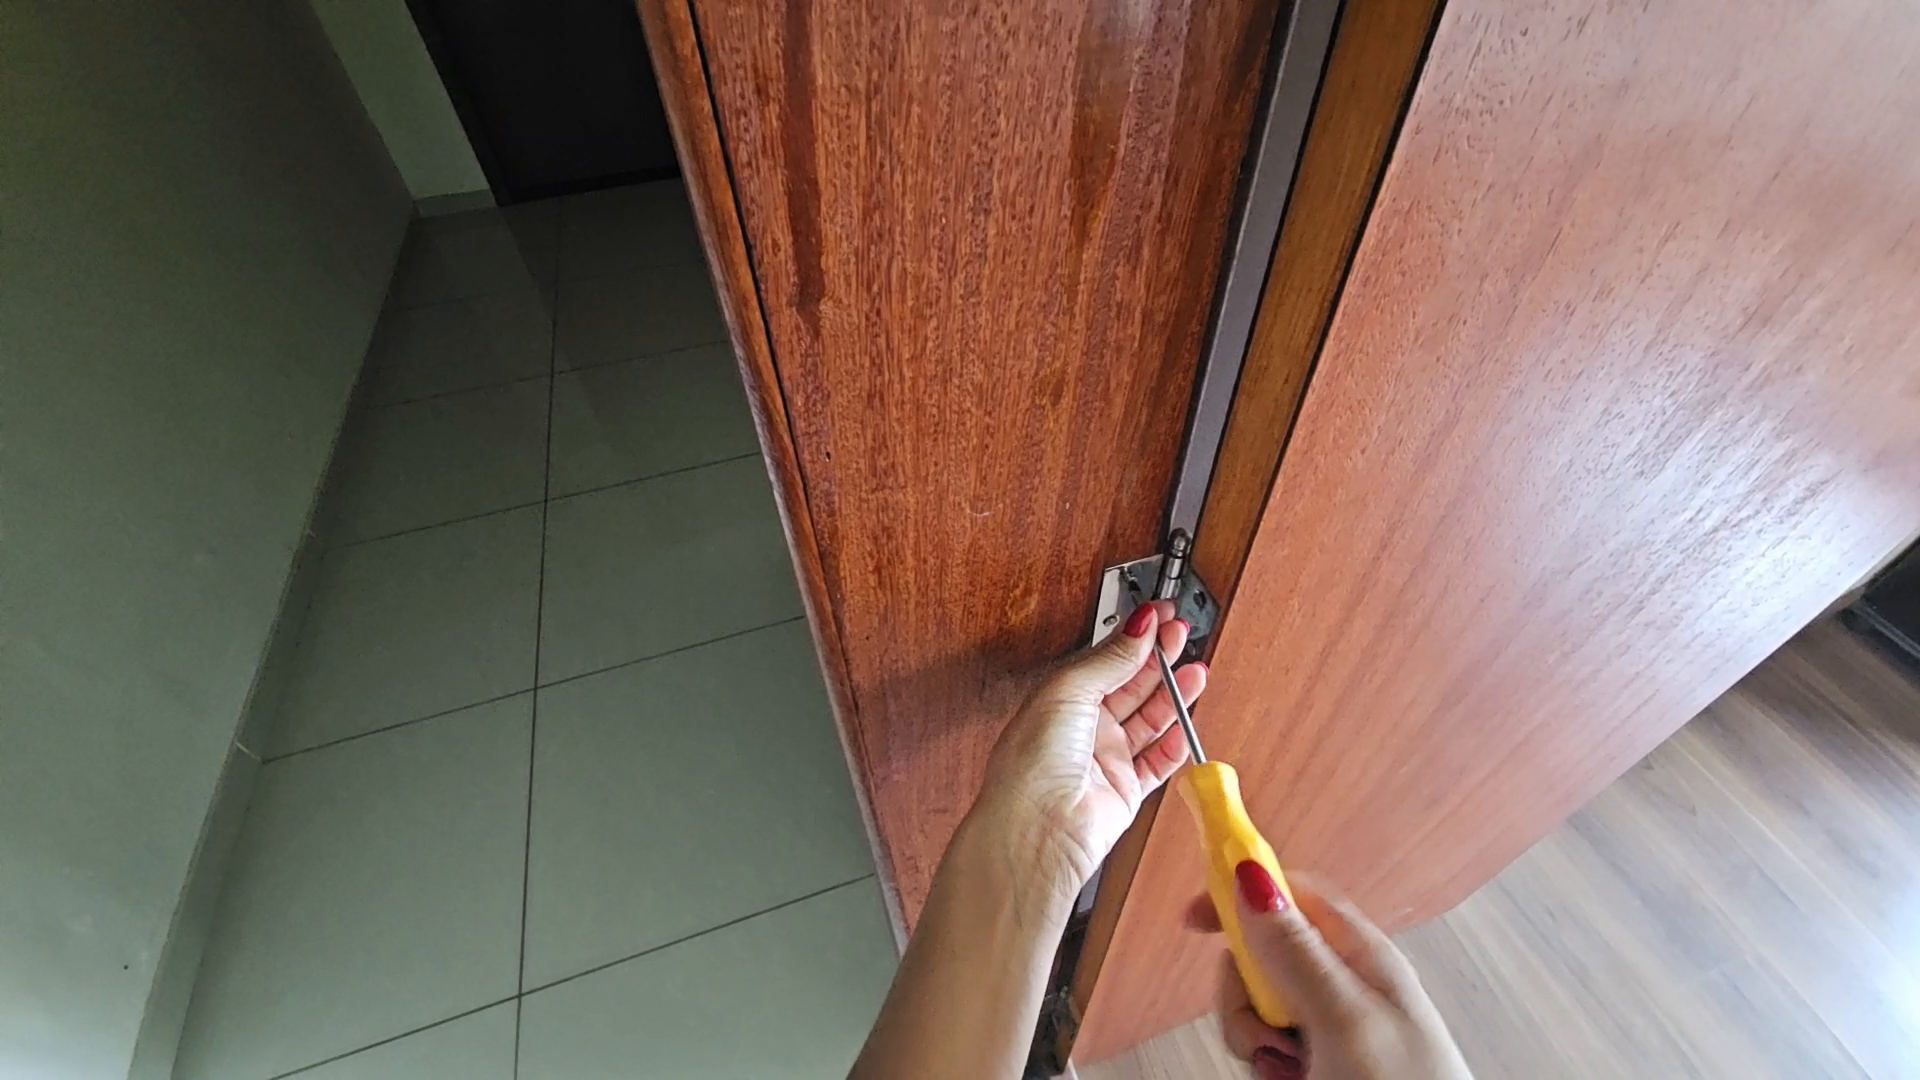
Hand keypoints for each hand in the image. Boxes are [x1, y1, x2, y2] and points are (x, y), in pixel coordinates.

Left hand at [972, 600, 1206, 906]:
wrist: (1037, 830)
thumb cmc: (1033, 762)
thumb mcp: (1069, 691)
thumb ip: (1110, 659)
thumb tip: (1138, 626)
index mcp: (1061, 697)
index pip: (1106, 657)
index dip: (1135, 636)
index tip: (1161, 614)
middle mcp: (1082, 725)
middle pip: (1131, 685)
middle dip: (1158, 658)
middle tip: (1183, 634)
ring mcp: (1104, 758)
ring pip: (1149, 720)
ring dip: (1173, 695)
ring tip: (1196, 670)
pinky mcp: (1123, 790)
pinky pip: (1157, 763)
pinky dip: (1174, 744)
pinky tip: (1186, 725)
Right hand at [1185, 873, 1473, 1079]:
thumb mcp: (1345, 1021)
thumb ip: (1295, 949)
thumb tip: (1249, 873)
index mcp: (1360, 956)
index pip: (1290, 892)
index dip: (1241, 892)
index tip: (1197, 916)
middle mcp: (1341, 984)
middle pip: (1260, 950)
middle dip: (1242, 987)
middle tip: (1262, 1026)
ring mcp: (1326, 1027)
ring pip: (1253, 1000)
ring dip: (1249, 1032)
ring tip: (1282, 1069)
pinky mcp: (1313, 1062)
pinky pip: (1261, 1042)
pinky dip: (1261, 1062)